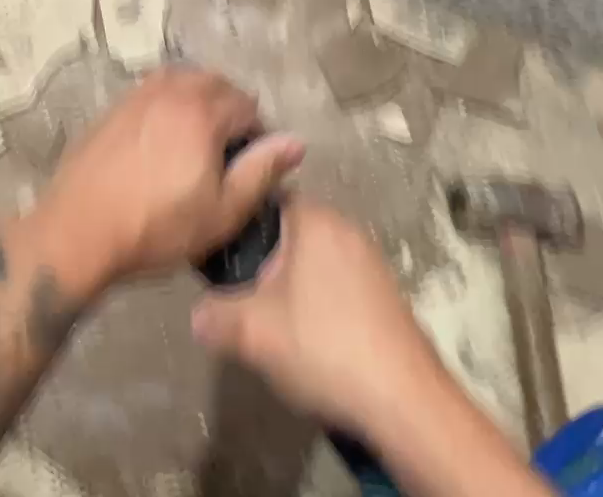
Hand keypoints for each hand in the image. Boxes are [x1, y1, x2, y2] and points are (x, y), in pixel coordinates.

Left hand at [23, 68, 303, 295]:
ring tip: (198, 141)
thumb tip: (296, 142)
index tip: (251, 165)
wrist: (78, 233)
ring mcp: (135, 97)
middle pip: (214, 83)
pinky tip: (163, 138)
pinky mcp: (112, 110)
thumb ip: (261, 172)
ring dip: (199, 100)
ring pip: (181, 81)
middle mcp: (169, 92)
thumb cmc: (156, 228)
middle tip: (228, 153)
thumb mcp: (222, 212)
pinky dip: (168, 103)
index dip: (257, 134)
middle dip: (230, 110)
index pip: (246, 105)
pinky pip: (152, 91)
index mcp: (201, 112)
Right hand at [189, 199, 444, 436]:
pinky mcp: (387, 298)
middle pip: (288, 234)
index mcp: (315, 221)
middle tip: (239, 296)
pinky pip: (337, 288)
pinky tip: (310, 343)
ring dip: (290, 289)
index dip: (237, 223)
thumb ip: (212, 315)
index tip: (217, 252)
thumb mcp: (250, 332)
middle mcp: (347, 230)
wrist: (405, 403)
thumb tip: (198, 315)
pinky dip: (318, 307)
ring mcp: (372, 264)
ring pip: (313, 264)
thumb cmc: (322, 346)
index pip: (266, 199)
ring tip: (271, 325)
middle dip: (263, 264)